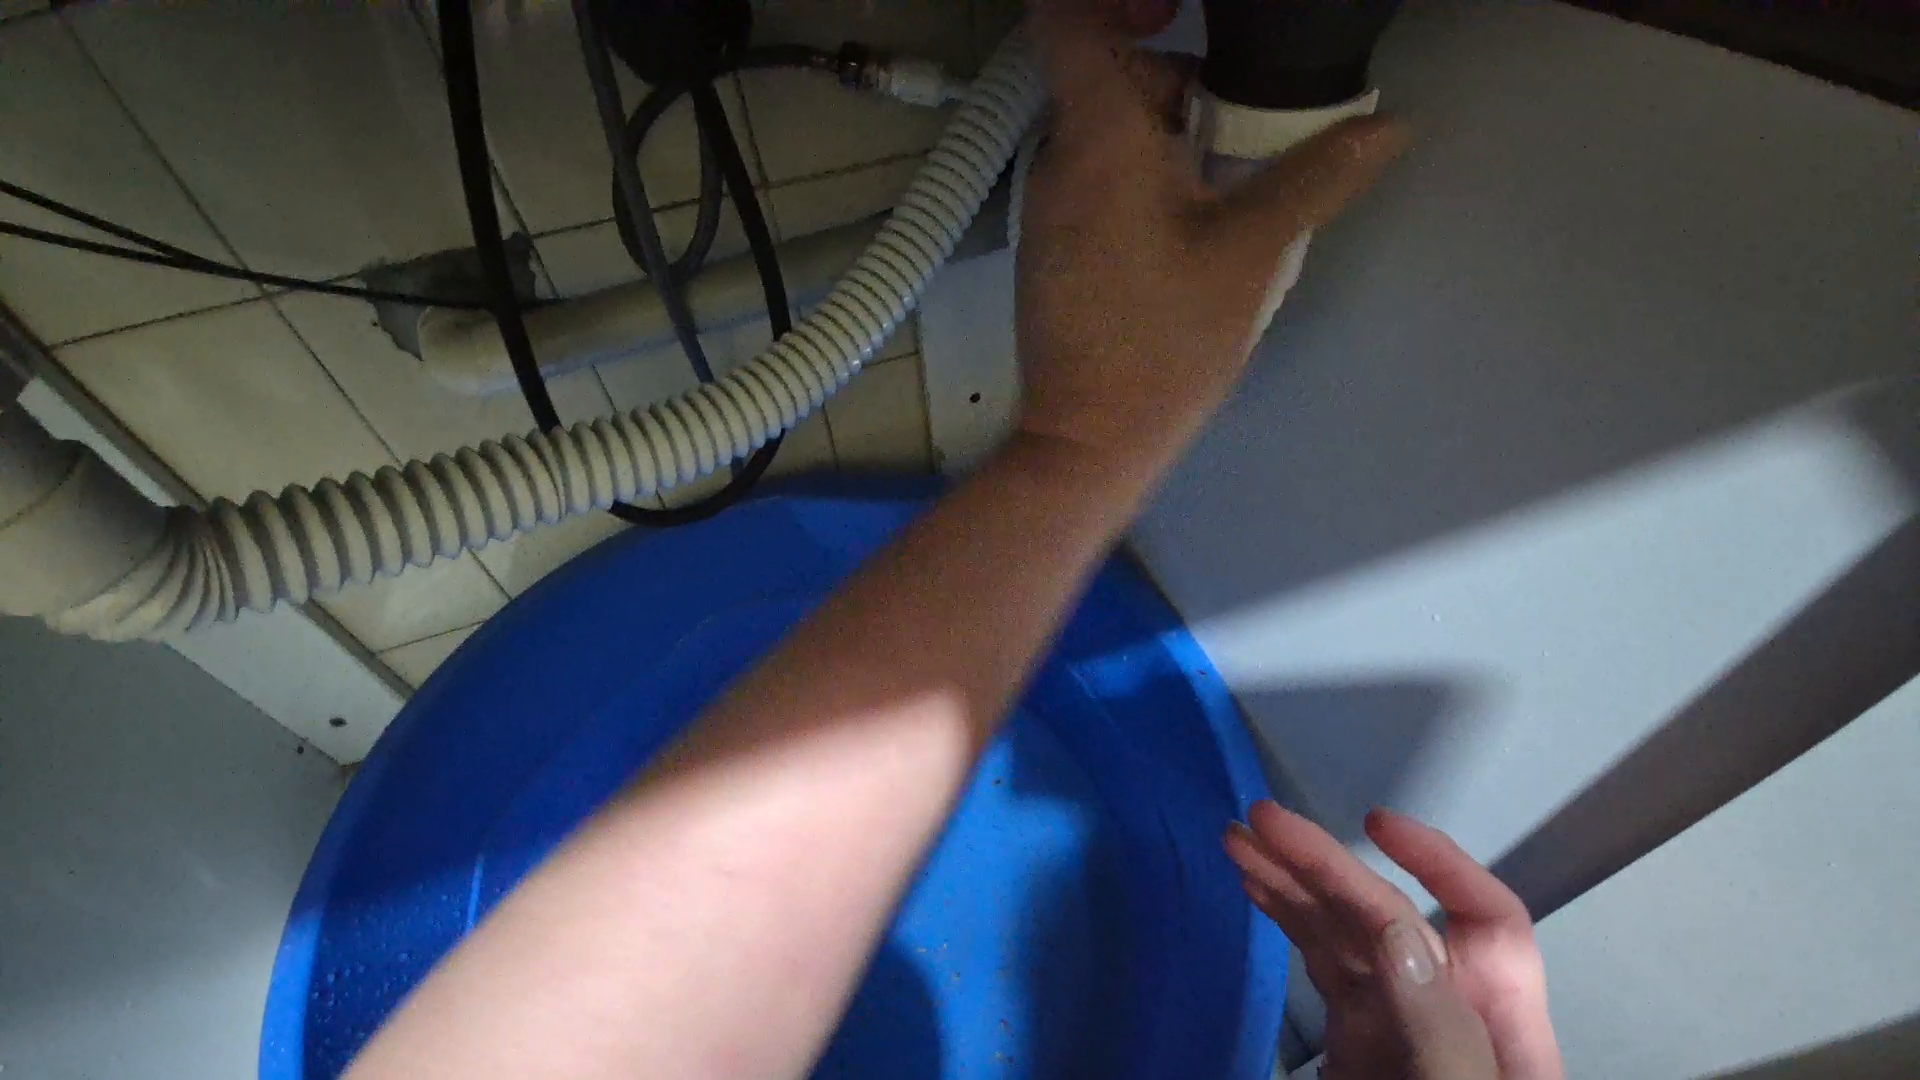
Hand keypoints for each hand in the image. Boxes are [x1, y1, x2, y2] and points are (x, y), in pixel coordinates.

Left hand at [1014, 0, 1405, 479]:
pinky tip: (1178, 233)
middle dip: (1168, 85)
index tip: (1171, 13)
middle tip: (1227, 134)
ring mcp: (1045, 212)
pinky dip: (1132, 182)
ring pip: (1098, 136)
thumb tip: (1386, 127)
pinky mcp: (1048, 251)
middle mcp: (1055, 164)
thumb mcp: (1252, 252)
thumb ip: (1318, 176)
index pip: (1068, 22)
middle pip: (1100, 78)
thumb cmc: (1167, 342)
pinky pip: (1089, 185)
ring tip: (1213, 194)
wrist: (1093, 434)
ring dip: (1157, 140)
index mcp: (1096, 140)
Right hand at [1225, 802, 1564, 1079]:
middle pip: (1391, 916)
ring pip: (1341, 929)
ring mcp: (1395, 1026)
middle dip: (1327, 863)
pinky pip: (1316, 958)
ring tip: (1237, 841)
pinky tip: (1251, 883)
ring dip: (1290, 878)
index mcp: (1501, 1034)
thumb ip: (1442, 1039)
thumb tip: (1398, 933)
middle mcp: (1448, 1013)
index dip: (1442, 865)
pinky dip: (1283, 914)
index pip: (1490, 926)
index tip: (1376, 825)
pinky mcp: (1354, 1040)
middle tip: (1260, 822)